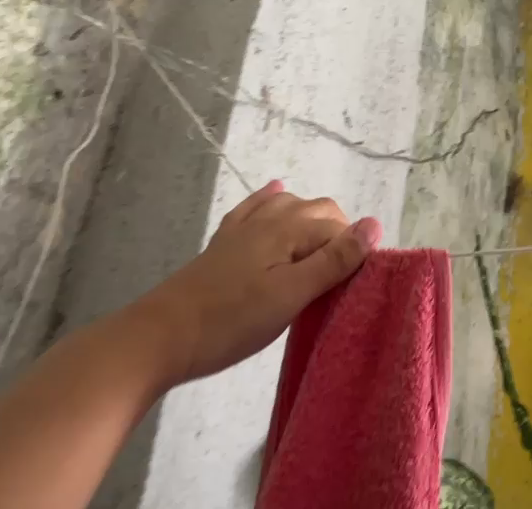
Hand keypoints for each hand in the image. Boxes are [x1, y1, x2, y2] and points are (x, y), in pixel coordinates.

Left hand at [129, 180, 381, 386]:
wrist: (157, 339)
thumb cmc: (230, 321)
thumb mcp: (291, 296)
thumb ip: (334, 261)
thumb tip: (375, 225)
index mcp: (289, 228)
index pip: (340, 228)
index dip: (351, 255)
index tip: (347, 288)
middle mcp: (269, 217)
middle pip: (320, 211)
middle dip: (336, 237)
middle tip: (332, 283)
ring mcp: (243, 227)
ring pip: (291, 206)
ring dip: (311, 222)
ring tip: (317, 255)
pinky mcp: (223, 242)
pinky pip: (256, 207)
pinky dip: (272, 200)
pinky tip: (276, 193)